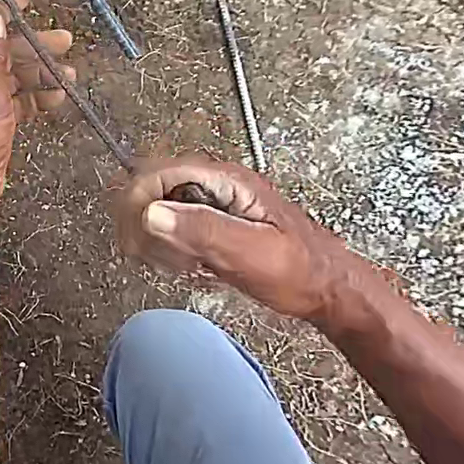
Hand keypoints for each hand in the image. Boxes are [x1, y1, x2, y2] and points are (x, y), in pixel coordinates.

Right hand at [112, 156, 390, 326]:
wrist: (328, 290)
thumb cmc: (301, 272)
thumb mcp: (252, 253)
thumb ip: (202, 230)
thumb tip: (153, 212)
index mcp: (226, 182)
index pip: (158, 172)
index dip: (138, 202)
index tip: (136, 236)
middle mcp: (216, 186)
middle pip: (150, 188)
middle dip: (142, 224)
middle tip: (153, 255)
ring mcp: (211, 204)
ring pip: (155, 209)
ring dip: (153, 240)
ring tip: (179, 264)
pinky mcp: (209, 224)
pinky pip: (169, 228)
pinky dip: (166, 250)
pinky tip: (186, 266)